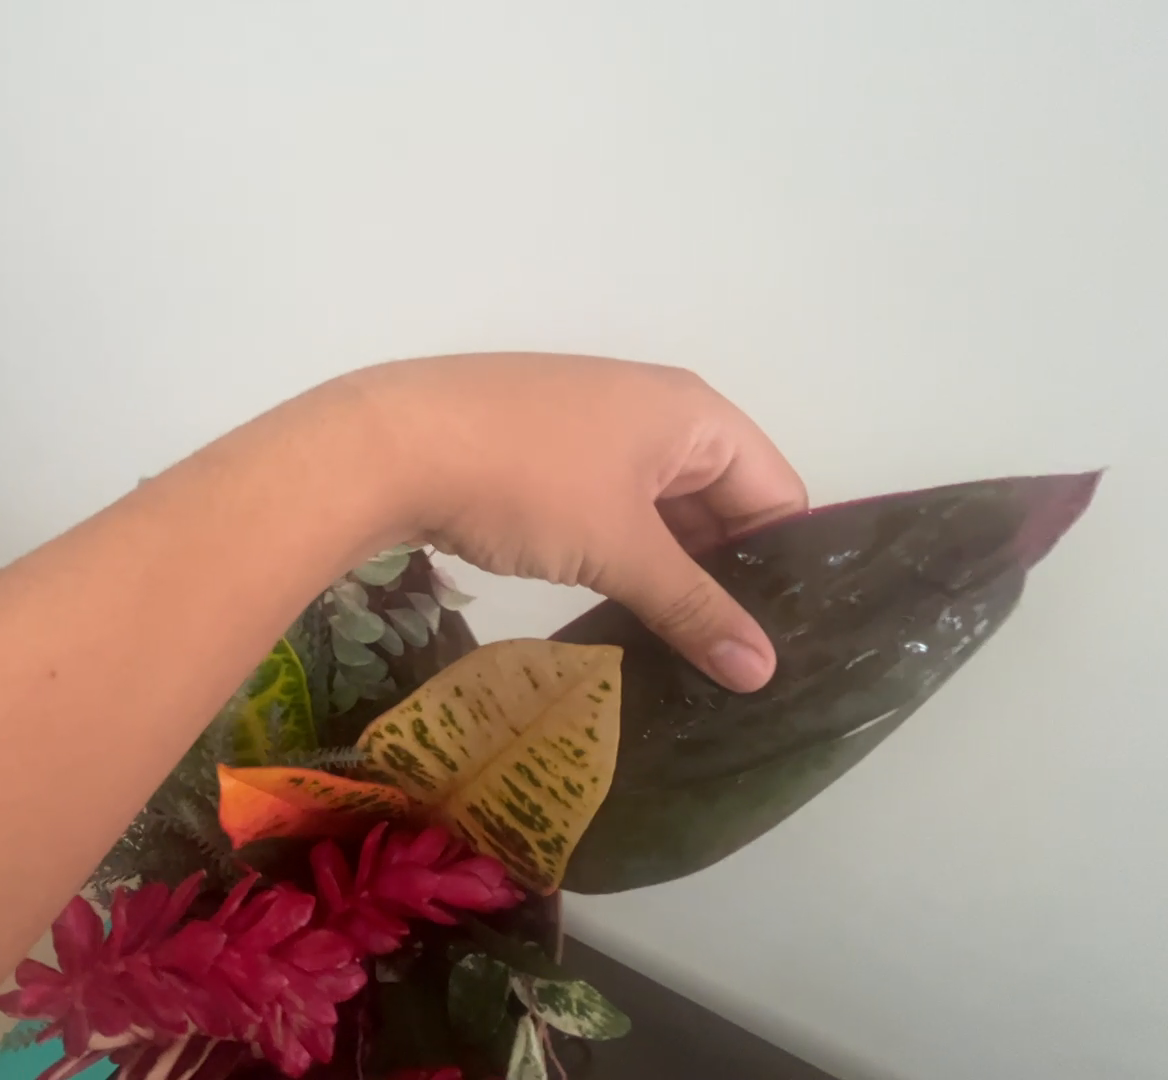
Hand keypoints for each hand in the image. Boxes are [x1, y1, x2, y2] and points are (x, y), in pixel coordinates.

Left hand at [337, 353, 806, 691]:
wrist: (390, 445)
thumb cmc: (524, 482)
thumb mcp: (617, 546)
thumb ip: (691, 606)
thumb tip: (763, 671)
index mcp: (690, 413)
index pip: (773, 493)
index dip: (777, 568)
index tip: (766, 642)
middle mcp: (644, 408)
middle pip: (711, 501)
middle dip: (713, 574)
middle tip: (720, 659)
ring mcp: (582, 427)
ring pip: (647, 508)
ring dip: (656, 567)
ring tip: (669, 645)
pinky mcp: (532, 451)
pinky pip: (596, 505)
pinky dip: (607, 550)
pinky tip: (607, 604)